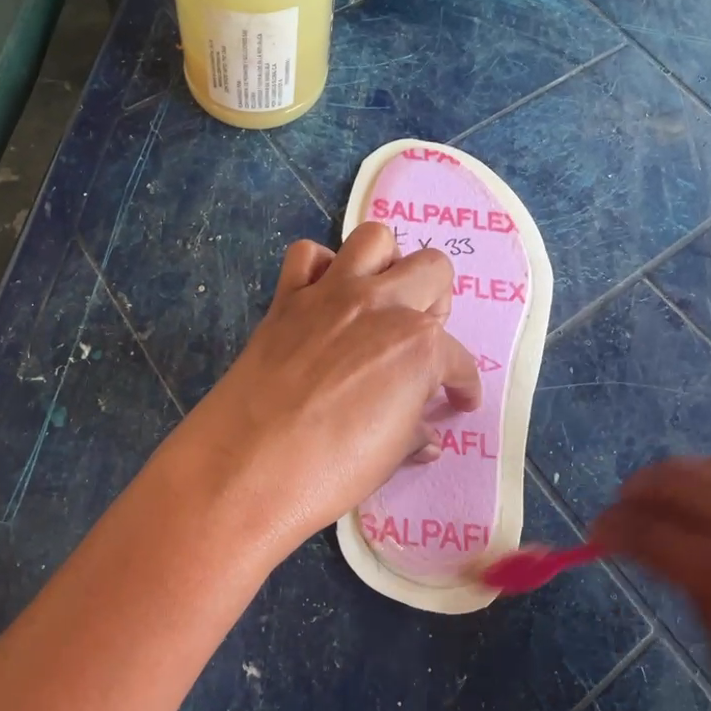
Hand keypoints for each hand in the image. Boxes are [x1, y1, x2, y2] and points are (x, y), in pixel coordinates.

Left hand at [166, 221, 482, 546]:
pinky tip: (324, 299)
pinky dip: (320, 269)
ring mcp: (331, 293)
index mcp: (419, 345)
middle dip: (437, 302)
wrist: (247, 467)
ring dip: (386, 265)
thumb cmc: (330, 471)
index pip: (458, 359)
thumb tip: (426, 435)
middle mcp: (381, 303)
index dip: (463, 384)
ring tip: (380, 301)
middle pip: (432, 269)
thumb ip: (413, 433)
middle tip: (421, 340)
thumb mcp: (389, 458)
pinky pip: (307, 255)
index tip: (459, 400)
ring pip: (375, 239)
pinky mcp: (287, 297)